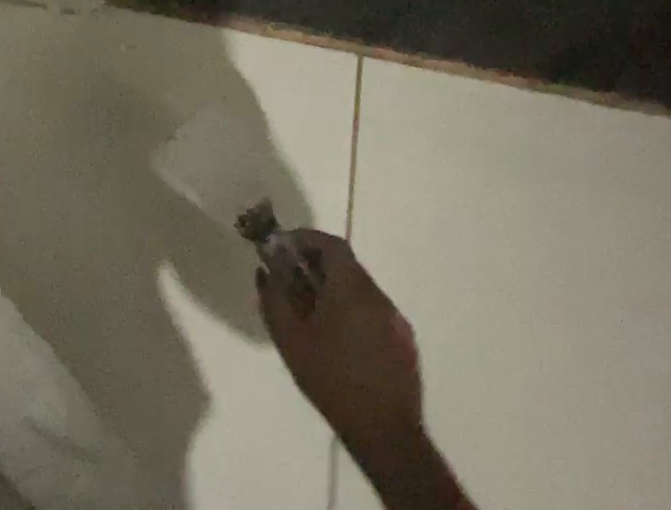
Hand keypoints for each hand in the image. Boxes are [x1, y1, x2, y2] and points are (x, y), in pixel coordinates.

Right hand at [256, 229, 423, 457]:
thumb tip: (266, 270)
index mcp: (351, 292)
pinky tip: (336, 337)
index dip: (305, 238)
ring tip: (308, 310)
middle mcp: (378, 298)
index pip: (331, 245)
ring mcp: (395, 320)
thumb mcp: (288, 338)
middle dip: (314, 264)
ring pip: (359, 288)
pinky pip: (373, 311)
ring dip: (332, 287)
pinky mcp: (404, 341)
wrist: (384, 432)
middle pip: (346, 265)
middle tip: (288, 278)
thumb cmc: (329, 379)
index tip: (282, 246)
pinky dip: (350, 309)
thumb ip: (274, 298)